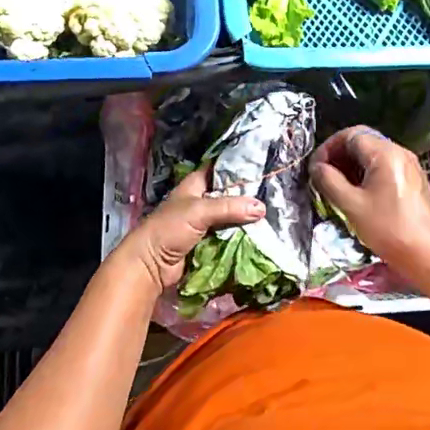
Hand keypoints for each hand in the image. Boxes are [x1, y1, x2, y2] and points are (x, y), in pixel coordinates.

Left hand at [113, 166, 264, 292]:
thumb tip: (261, 207)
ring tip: (276, 215)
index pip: (220, 169)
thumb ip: (228, 207)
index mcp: (195, 184)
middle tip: (277, 196)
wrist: (152, 262)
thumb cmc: (169, 228)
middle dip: (249, 197)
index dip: (239, 167)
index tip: (265, 166)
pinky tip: (264, 235)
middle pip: (230, 194)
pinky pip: (230, 235)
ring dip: (249, 219)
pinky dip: (243, 235)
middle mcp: (202, 199)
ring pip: (233, 216)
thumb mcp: (198, 212)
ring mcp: (205, 221)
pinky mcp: (209, 240)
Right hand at [309, 126, 429, 269]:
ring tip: (335, 186)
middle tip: (323, 175)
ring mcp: (408, 168)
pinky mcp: (411, 182)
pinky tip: (355, 194)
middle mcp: (399, 154)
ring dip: (349, 166)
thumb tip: (316, 168)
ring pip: (371, 156)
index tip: (316, 167)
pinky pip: (382, 168)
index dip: (328, 148)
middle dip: (338, 156)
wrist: (429, 256)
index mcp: (385, 154)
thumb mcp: (350, 204)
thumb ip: (328, 180)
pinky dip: (364, 175)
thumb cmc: (390, 228)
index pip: (349, 135)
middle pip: (361, 142)